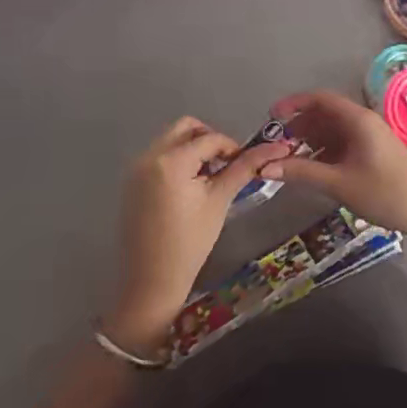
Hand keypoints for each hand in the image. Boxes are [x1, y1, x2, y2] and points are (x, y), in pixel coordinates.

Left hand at [110, 116, 292, 350]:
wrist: (152, 279)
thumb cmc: (191, 243)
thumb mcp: (219, 202)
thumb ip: (243, 169)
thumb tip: (275, 149)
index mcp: (170, 161)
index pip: (208, 138)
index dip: (232, 147)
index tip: (246, 164)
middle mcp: (148, 157)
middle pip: (184, 128)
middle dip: (209, 139)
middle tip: (225, 165)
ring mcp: (136, 169)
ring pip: (169, 141)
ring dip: (192, 149)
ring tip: (209, 179)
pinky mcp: (131, 183)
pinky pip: (158, 158)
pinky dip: (176, 162)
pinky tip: (189, 189)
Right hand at [266, 92, 406, 244]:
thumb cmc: (384, 194)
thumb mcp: (338, 183)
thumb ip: (301, 172)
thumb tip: (265, 168)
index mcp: (358, 121)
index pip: (320, 99)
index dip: (294, 104)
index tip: (272, 116)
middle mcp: (365, 123)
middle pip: (325, 115)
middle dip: (299, 127)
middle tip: (277, 146)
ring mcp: (372, 138)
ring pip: (334, 131)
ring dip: (311, 141)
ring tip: (290, 160)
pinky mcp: (375, 153)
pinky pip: (344, 143)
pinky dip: (325, 152)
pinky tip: (314, 169)